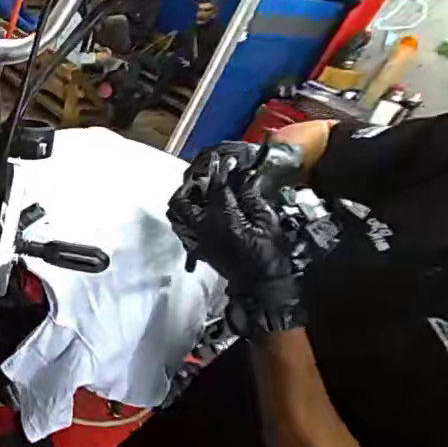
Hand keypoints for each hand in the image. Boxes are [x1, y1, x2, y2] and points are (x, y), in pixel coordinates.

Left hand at [177, 180, 304, 337]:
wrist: (261, 286)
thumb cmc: (269, 255)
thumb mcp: (267, 222)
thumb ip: (253, 199)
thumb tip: (247, 181)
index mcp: (222, 218)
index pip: (216, 187)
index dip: (220, 170)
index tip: (223, 160)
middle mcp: (203, 227)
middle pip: (182, 201)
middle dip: (189, 185)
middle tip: (203, 176)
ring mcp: (198, 239)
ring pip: (178, 215)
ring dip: (185, 200)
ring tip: (199, 192)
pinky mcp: (199, 249)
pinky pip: (185, 228)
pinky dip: (188, 216)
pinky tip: (202, 211)